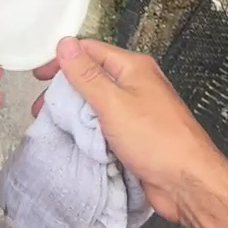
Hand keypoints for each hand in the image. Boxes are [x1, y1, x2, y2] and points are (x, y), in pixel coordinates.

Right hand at [36, 37, 227, 223]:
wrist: (188, 184)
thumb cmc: (156, 140)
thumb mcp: (113, 103)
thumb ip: (87, 74)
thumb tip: (65, 43)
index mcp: (134, 67)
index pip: (89, 50)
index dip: (62, 60)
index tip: (39, 77)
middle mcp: (136, 83)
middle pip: (92, 76)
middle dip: (66, 90)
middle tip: (42, 107)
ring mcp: (137, 109)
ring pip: (97, 103)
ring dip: (75, 112)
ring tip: (54, 125)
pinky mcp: (136, 133)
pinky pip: (105, 124)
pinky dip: (89, 130)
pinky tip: (75, 140)